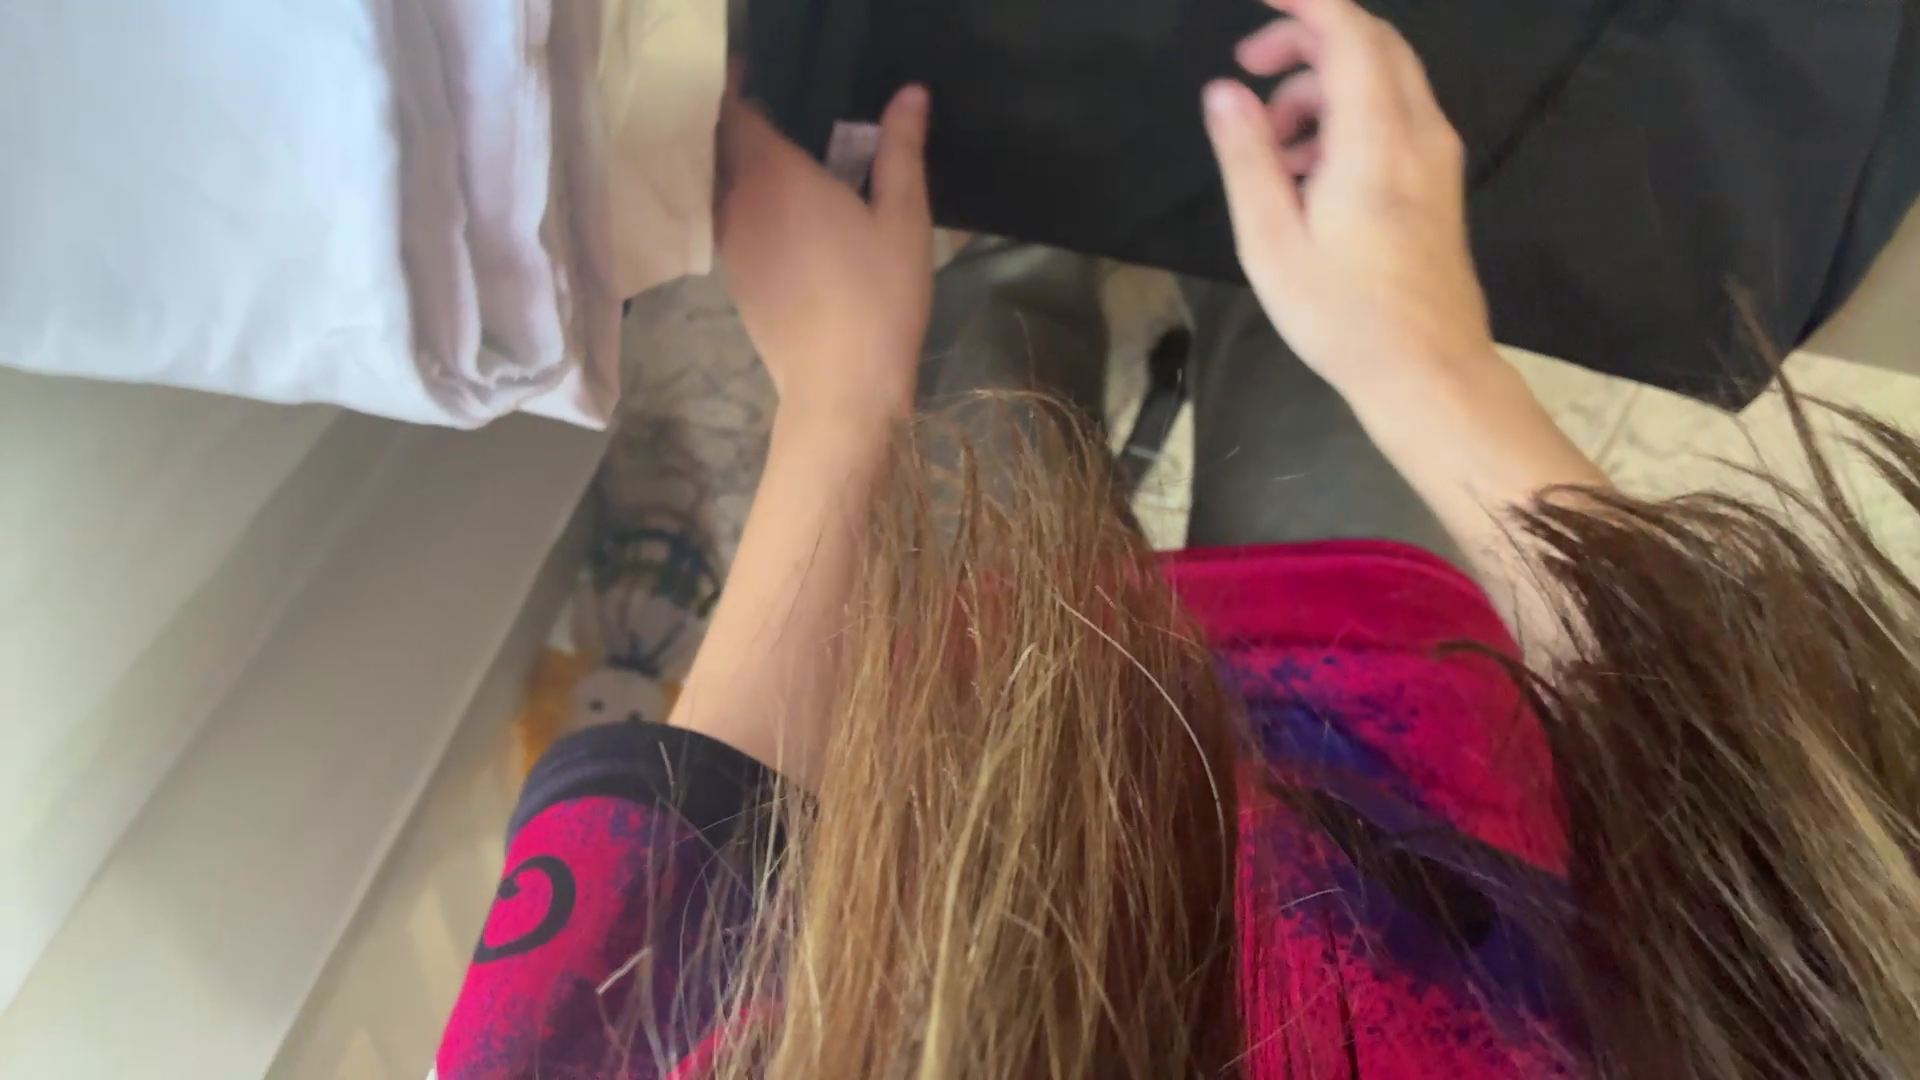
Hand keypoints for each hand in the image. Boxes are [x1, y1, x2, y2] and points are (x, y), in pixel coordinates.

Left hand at [717, 84, 933, 420]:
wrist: (840, 390)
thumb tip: (910, 93)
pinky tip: (792, 235)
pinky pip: (735, 229)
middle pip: (728, 145)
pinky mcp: (734, 284)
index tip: (790, 94)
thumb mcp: (904, 224)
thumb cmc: (879, 302)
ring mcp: (730, 247)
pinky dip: (754, 217)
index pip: (740, 105)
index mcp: (775, 174)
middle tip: (807, 136)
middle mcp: (737, 203)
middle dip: (757, 131)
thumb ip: (901, 153)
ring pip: (729, 190)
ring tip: (800, 184)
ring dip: (754, 178)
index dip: (756, 89)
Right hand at [1201, 0, 1494, 395]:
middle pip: (1369, 46)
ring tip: (1271, 149)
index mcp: (1373, 140)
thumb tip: (1222, 94)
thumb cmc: (1337, 313)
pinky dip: (1345, 121)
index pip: (1348, 32)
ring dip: (1320, 91)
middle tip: (1247, 74)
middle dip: (1305, 43)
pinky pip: (1392, 119)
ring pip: (1381, 82)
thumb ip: (1246, 161)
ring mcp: (1435, 155)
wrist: (1421, 365)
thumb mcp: (1270, 242)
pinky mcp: (1437, 181)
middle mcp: (1417, 130)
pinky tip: (1308, 174)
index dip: (1305, 0)